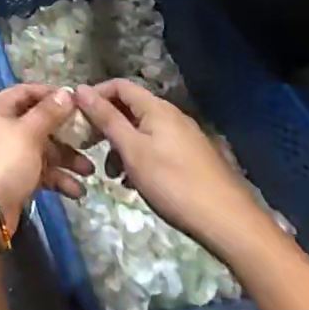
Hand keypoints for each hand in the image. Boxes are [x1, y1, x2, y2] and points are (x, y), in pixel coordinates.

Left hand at [0, 85, 94, 227]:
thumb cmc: (4, 159)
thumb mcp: (28, 132)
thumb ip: (48, 113)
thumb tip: (67, 92)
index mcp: (1, 108)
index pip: (28, 92)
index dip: (52, 95)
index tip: (79, 102)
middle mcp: (5, 127)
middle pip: (40, 123)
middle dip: (66, 133)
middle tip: (91, 140)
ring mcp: (12, 154)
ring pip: (45, 150)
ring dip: (67, 159)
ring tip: (89, 170)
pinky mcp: (19, 178)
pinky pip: (43, 173)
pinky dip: (59, 180)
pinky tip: (77, 190)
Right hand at [74, 81, 274, 255]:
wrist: (231, 225)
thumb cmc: (174, 183)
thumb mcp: (132, 150)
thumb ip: (106, 118)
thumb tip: (80, 89)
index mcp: (156, 108)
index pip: (118, 85)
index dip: (95, 95)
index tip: (77, 116)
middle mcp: (172, 116)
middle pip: (130, 108)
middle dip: (106, 124)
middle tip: (90, 146)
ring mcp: (185, 138)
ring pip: (142, 130)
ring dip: (121, 145)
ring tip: (112, 173)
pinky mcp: (193, 159)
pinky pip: (157, 147)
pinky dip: (140, 157)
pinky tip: (135, 182)